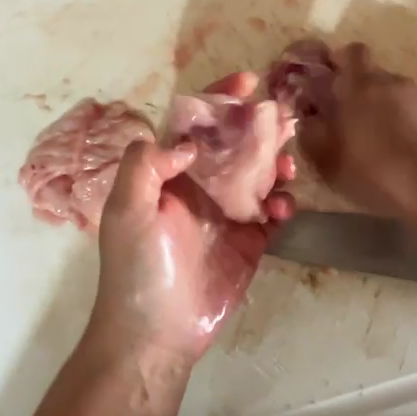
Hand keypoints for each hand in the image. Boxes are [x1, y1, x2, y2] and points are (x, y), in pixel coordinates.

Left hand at [93, 75, 293, 360]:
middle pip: (236, 145)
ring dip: (277, 163)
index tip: (248, 81)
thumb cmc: (139, 270)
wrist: (156, 334)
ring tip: (288, 167)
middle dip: (260, 128)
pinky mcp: (251, 242)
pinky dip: (284, 204)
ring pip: (260, 174)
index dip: (219, 100)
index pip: (195, 126)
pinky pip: (273, 212)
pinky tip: (284, 208)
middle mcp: (200, 188)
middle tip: (285, 119)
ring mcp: (228, 215)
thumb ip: (148, 165)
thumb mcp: (128, 211)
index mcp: (169, 175)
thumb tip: (191, 141)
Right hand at [297, 43, 416, 220]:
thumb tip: (308, 118)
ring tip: (387, 144)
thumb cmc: (377, 175)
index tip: (335, 86)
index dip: (342, 64)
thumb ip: (312, 135)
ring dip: (389, 110)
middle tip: (356, 127)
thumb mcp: (330, 163)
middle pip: (374, 78)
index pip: (351, 53)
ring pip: (398, 94)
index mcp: (360, 87)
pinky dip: (413, 123)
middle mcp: (393, 81)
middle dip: (363, 96)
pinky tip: (412, 150)